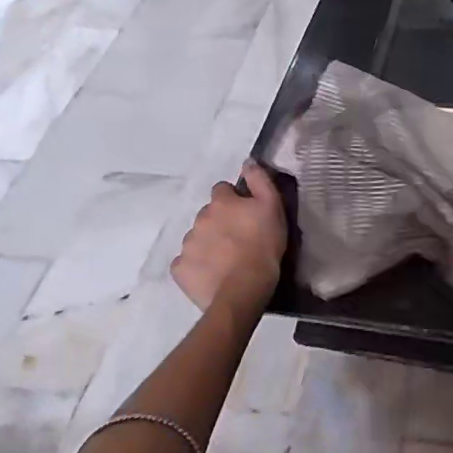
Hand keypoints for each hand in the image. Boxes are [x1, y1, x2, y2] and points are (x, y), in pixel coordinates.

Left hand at [172, 161, 287, 315]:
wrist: (243, 290)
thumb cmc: (263, 246)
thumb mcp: (273, 207)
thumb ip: (260, 180)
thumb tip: (248, 162)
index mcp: (220, 202)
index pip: (222, 190)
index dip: (234, 200)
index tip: (245, 215)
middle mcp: (199, 218)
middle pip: (208, 214)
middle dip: (219, 222)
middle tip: (238, 239)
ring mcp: (187, 244)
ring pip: (197, 237)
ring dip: (208, 243)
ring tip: (226, 260)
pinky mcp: (180, 269)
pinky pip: (185, 262)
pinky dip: (196, 265)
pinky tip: (211, 274)